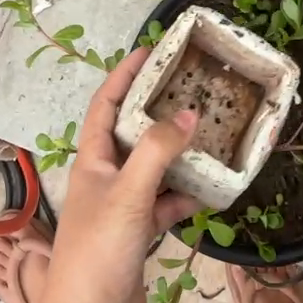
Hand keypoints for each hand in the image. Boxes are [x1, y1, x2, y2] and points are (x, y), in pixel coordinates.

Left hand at [36, 48, 201, 302]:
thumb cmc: (98, 251)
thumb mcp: (128, 194)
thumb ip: (157, 151)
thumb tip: (189, 112)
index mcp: (92, 160)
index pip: (105, 104)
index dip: (124, 74)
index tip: (150, 50)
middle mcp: (106, 176)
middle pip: (134, 131)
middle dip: (159, 108)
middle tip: (191, 86)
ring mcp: (122, 206)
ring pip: (154, 167)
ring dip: (178, 151)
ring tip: (208, 130)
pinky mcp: (138, 232)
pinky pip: (166, 202)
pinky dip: (185, 194)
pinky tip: (209, 189)